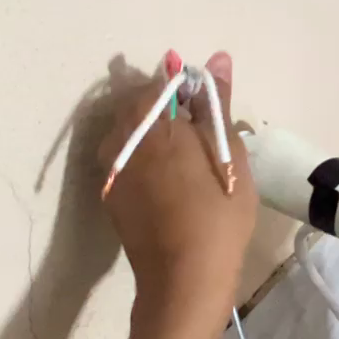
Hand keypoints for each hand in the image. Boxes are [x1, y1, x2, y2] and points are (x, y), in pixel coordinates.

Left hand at [97, 52, 257, 326]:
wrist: (183, 280)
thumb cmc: (216, 213)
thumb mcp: (228, 153)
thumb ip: (218, 104)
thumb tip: (217, 58)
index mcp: (147, 119)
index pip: (164, 84)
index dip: (190, 96)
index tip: (209, 119)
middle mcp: (119, 139)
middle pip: (142, 111)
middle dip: (169, 117)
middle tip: (201, 144)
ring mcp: (110, 171)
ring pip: (132, 140)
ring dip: (156, 143)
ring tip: (187, 168)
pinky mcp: (111, 200)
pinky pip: (128, 167)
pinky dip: (147, 168)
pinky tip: (171, 190)